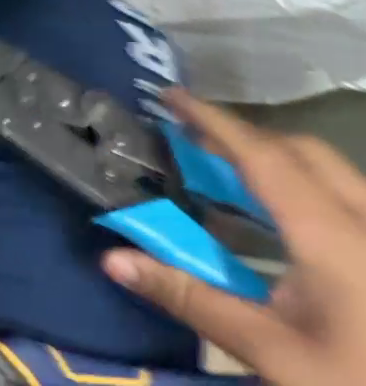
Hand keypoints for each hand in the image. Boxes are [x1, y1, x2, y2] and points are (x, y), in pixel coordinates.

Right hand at [102, 90, 365, 385]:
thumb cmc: (357, 380)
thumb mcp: (274, 354)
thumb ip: (192, 300)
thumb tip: (110, 258)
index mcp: (335, 239)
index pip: (265, 159)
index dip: (215, 122)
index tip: (170, 95)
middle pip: (309, 155)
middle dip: (248, 136)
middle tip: (192, 136)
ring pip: (340, 177)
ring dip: (280, 163)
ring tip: (230, 171)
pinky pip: (353, 202)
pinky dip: (309, 190)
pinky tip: (285, 220)